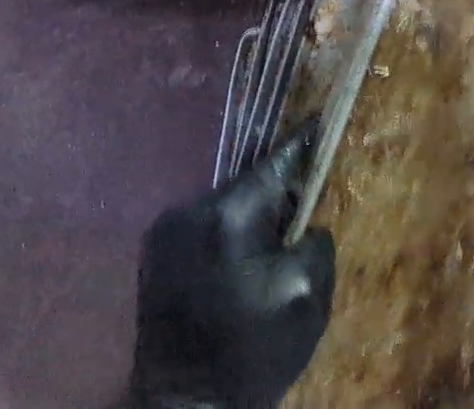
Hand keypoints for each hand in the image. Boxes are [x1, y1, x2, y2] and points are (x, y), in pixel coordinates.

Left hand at [129, 126, 334, 407]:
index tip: (319, 119)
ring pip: (226, 203)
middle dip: (277, 193)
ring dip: (250, 214)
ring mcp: (164, 230)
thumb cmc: (253, 353)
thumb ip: (314, 241)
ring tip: (269, 244)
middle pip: (249, 183)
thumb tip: (303, 220)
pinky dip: (227, 231)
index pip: (274, 163)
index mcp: (229, 217)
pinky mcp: (154, 252)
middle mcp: (189, 211)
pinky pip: (204, 223)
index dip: (301, 144)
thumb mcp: (307, 296)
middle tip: (301, 209)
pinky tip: (239, 261)